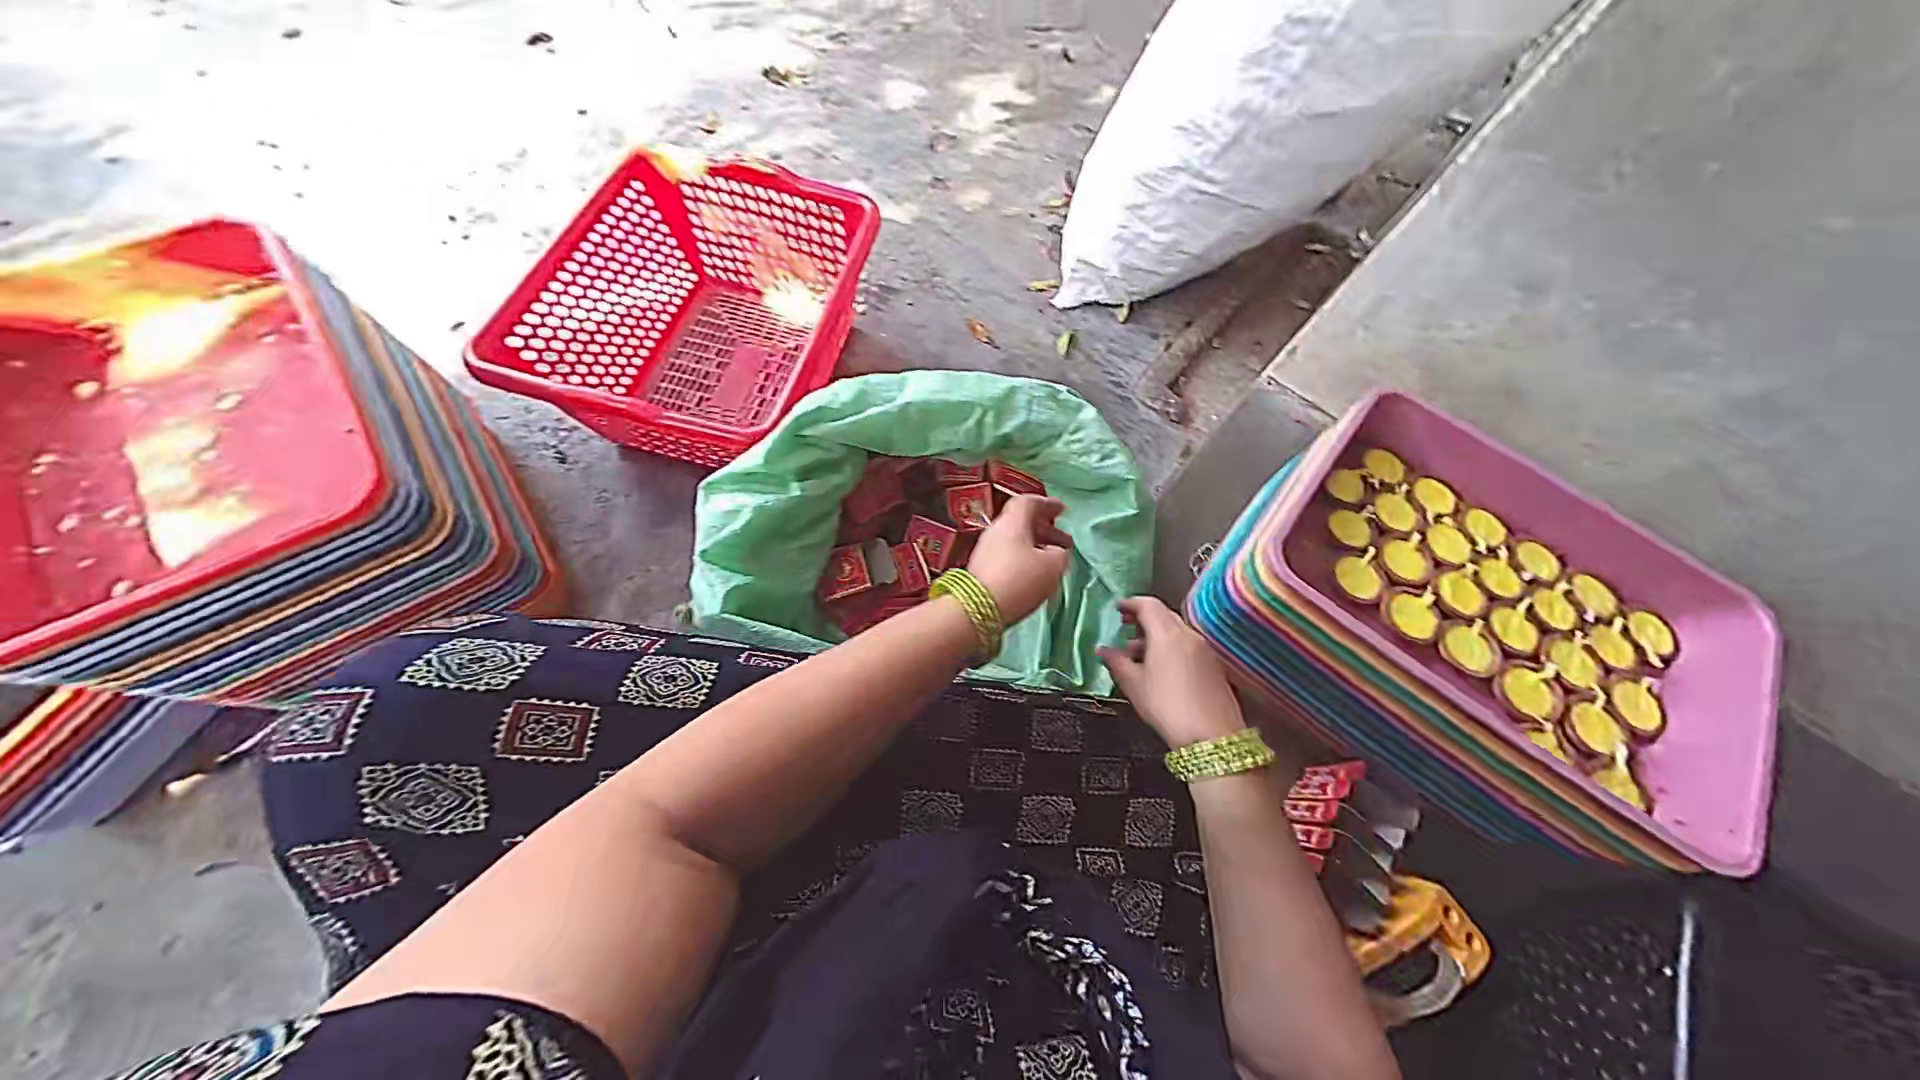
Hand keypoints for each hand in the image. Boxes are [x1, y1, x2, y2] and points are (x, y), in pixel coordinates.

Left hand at [966, 495, 1072, 623]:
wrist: (978, 608)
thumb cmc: (1019, 579)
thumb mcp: (1053, 566)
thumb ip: (1061, 554)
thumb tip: (1057, 552)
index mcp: (1013, 522)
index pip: (1029, 502)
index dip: (1048, 504)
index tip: (1062, 510)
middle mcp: (997, 531)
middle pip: (1022, 522)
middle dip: (1046, 529)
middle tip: (1064, 540)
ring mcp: (986, 550)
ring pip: (1016, 540)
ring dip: (1037, 546)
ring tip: (1055, 559)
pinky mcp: (982, 569)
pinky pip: (1008, 555)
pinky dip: (1025, 558)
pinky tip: (1036, 572)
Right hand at [1098, 596, 1246, 747]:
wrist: (1211, 736)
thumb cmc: (1167, 707)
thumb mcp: (1133, 684)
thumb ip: (1116, 662)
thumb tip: (1103, 650)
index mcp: (1167, 633)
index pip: (1148, 605)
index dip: (1131, 603)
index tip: (1118, 608)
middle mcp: (1189, 635)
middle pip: (1164, 615)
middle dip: (1143, 619)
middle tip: (1126, 627)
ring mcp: (1205, 650)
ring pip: (1177, 631)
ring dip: (1157, 635)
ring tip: (1138, 652)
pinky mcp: (1214, 666)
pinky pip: (1188, 646)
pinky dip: (1172, 647)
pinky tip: (1160, 668)